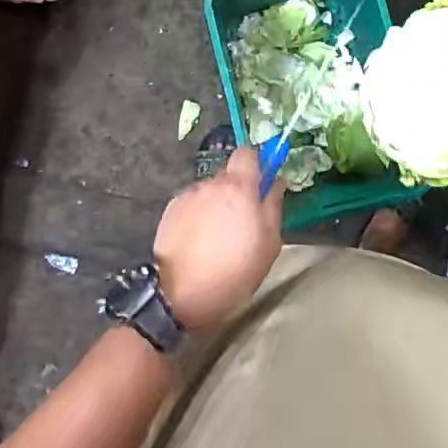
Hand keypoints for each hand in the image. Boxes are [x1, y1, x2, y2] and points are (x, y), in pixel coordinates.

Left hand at [154, 146, 282, 333]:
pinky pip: (192, 203)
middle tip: (242, 218)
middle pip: (228, 173)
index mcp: (239, 188)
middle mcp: (211, 184)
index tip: (262, 181)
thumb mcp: (269, 243)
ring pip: (209, 190)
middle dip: (237, 189)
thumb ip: (273, 205)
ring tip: (217, 235)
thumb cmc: (234, 271)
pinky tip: (199, 239)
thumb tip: (277, 181)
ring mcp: (188, 195)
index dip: (256, 163)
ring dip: (216, 203)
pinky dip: (198, 214)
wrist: (181, 295)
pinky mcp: (170, 209)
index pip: (247, 152)